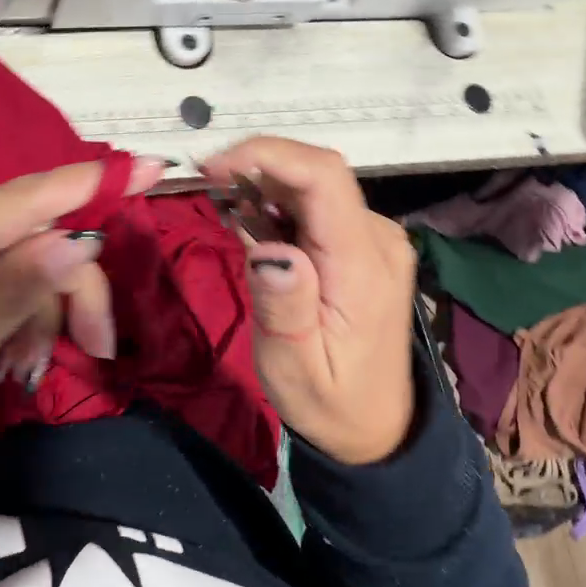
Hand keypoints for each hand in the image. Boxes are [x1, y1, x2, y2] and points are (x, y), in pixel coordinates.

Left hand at [0, 157, 162, 487]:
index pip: (19, 200)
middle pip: (25, 229)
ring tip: (29, 366)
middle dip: (69, 282)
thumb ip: (9, 295)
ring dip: (38, 302)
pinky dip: (8, 301)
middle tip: (95, 349)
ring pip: (11, 248)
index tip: (152, 166)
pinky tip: (5, 349)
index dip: (89, 182)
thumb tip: (79, 239)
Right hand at [201, 137, 417, 464]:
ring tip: (229, 218)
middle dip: (256, 168)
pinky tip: (254, 233)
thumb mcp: (295, 368)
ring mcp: (372, 237)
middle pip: (315, 172)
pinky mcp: (360, 243)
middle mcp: (376, 237)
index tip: (212, 168)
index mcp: (362, 263)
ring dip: (263, 187)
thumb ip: (285, 305)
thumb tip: (270, 247)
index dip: (266, 155)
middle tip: (208, 190)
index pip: (323, 177)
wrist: (377, 431)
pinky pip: (315, 204)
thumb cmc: (330, 402)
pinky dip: (276, 204)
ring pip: (312, 183)